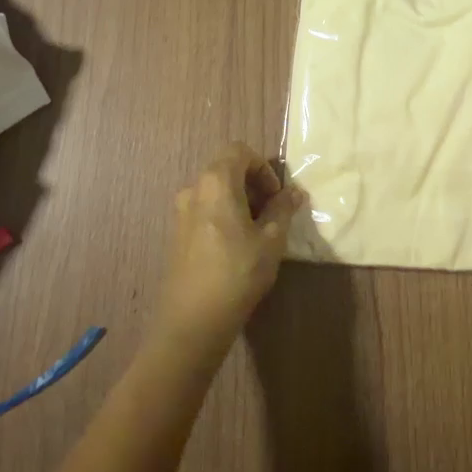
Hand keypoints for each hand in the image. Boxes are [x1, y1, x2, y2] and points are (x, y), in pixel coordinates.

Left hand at [155, 144, 303, 347]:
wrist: (193, 320)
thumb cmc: (238, 272)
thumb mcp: (271, 240)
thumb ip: (283, 210)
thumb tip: (293, 193)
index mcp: (216, 181)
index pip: (240, 151)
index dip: (263, 167)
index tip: (276, 195)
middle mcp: (194, 189)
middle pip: (226, 169)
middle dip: (253, 184)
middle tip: (272, 212)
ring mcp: (181, 212)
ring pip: (215, 191)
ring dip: (239, 201)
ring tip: (258, 231)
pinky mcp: (177, 234)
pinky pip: (205, 210)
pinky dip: (224, 215)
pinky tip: (237, 246)